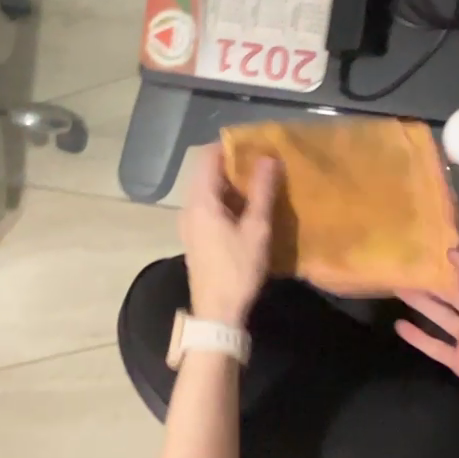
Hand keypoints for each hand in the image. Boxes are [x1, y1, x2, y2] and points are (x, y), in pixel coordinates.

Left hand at [180, 149, 277, 325]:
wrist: (217, 313)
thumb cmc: (237, 270)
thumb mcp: (256, 230)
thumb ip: (262, 192)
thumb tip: (269, 158)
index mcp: (201, 201)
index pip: (208, 156)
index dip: (231, 146)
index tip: (256, 144)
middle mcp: (189, 207)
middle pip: (208, 172)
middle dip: (235, 164)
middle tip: (264, 163)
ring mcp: (190, 223)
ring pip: (209, 190)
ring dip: (233, 184)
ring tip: (262, 183)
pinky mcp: (196, 236)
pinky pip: (210, 206)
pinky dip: (228, 200)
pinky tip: (250, 209)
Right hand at [395, 251, 458, 422]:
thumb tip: (451, 252)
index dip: (451, 264)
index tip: (428, 250)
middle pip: (450, 295)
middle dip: (430, 282)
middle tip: (404, 268)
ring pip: (439, 317)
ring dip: (420, 304)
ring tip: (396, 289)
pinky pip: (434, 347)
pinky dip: (417, 338)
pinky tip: (399, 325)